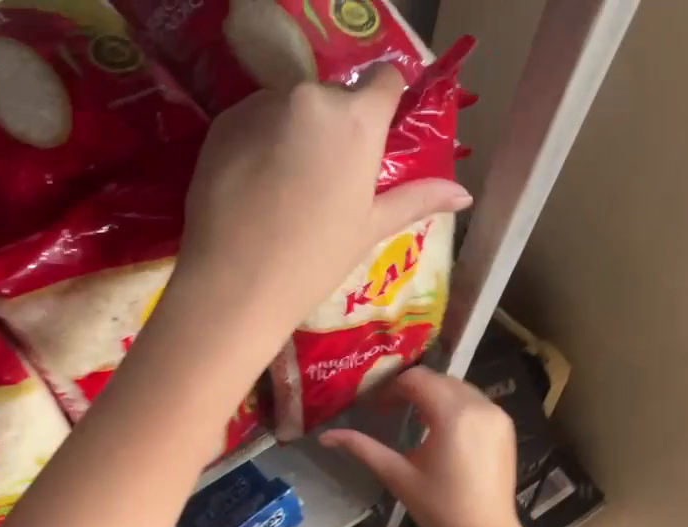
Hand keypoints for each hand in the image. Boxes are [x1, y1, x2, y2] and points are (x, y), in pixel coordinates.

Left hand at [174, 66, 470, 335]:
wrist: (234, 285)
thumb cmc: (313, 262)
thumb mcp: (369, 229)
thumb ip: (416, 199)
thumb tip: (463, 193)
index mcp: (356, 119)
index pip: (384, 79)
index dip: (384, 105)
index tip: (375, 138)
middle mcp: (309, 97)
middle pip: (333, 97)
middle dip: (334, 127)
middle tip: (326, 180)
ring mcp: (261, 105)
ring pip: (289, 106)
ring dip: (294, 132)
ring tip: (285, 188)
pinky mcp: (223, 122)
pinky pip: (253, 120)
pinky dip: (258, 142)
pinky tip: (254, 187)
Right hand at [320, 367, 529, 526]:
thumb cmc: (440, 509)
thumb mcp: (398, 476)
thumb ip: (364, 449)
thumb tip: (326, 436)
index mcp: (453, 415)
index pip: (417, 379)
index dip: (392, 388)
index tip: (375, 407)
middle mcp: (479, 406)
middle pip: (439, 379)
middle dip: (412, 389)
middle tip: (389, 410)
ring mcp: (497, 415)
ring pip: (458, 388)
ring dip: (434, 396)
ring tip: (413, 419)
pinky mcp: (505, 427)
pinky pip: (475, 403)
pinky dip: (455, 406)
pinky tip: (440, 430)